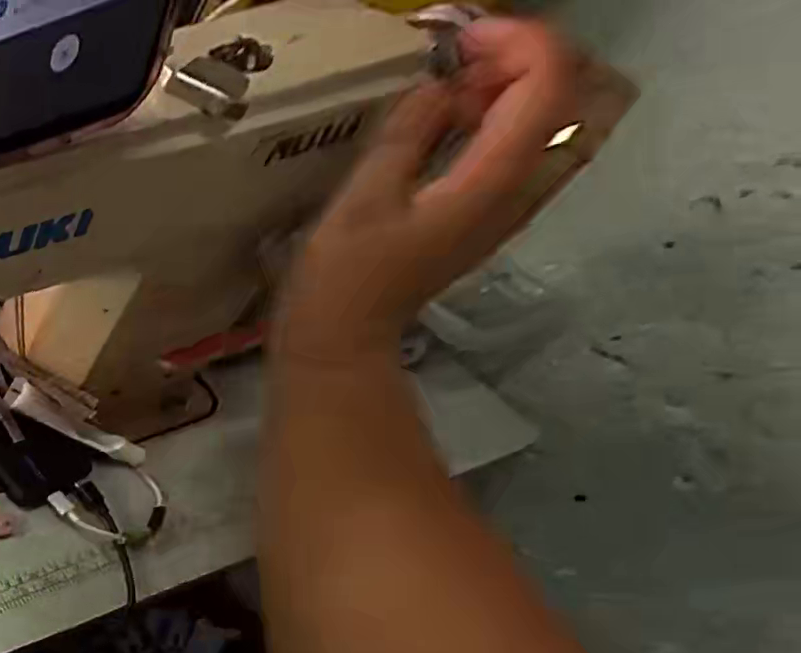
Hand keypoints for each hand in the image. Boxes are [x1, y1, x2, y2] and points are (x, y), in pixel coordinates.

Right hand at [279, 18, 578, 355]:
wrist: (336, 344)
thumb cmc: (339, 282)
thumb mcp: (360, 203)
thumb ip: (406, 135)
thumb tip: (437, 85)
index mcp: (493, 180)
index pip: (548, 78)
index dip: (513, 40)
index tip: (453, 41)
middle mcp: (521, 189)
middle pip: (583, 93)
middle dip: (533, 61)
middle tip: (466, 66)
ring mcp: (508, 209)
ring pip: (563, 121)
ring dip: (522, 92)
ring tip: (457, 97)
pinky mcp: (485, 222)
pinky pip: (530, 152)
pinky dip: (506, 125)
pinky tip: (452, 134)